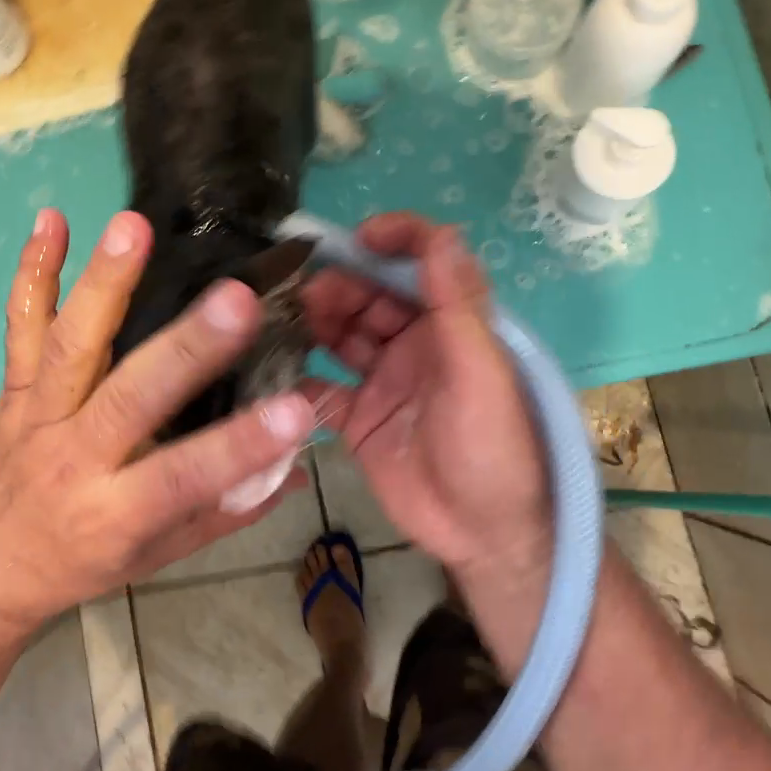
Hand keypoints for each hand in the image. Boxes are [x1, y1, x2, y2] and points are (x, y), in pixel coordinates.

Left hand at [0, 209, 314, 634]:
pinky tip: (52, 220)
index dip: (242, 447)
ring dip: (103, 283)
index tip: (298, 411)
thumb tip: (296, 465)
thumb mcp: (160, 556)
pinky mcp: (15, 385)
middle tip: (236, 299)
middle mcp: (73, 455)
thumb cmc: (84, 562)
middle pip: (129, 397)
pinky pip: (21, 325)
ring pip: (69, 345)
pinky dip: (35, 271)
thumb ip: (227, 512)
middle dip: (186, 349)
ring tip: (133, 226)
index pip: (185, 477)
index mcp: (114, 511)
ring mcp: (38, 412)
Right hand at [300, 214, 550, 597]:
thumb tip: (441, 235)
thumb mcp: (483, 375)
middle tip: (303, 289)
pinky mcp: (358, 419)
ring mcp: (384, 381)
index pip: (424, 262)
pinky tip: (273, 372)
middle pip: (371, 296)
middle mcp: (416, 344)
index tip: (356, 239)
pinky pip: (321, 390)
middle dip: (340, 284)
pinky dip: (298, 380)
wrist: (486, 536)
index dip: (394, 240)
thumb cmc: (497, 450)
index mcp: (453, 325)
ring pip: (342, 335)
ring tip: (283, 319)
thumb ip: (458, 307)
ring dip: (316, 322)